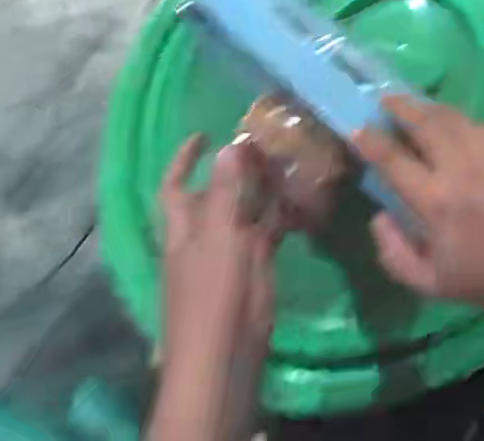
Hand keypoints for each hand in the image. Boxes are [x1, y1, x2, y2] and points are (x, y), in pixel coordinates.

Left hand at [153, 136, 280, 440]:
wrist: (226, 351)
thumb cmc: (212, 291)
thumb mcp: (219, 236)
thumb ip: (226, 192)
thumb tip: (230, 146)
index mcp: (184, 229)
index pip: (176, 186)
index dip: (184, 160)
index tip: (203, 133)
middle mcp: (206, 234)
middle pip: (218, 192)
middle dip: (238, 167)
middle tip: (269, 140)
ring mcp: (232, 249)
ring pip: (249, 207)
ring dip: (266, 185)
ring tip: (293, 159)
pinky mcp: (257, 262)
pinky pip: (271, 228)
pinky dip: (285, 211)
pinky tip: (307, 196)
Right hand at [351, 97, 483, 307]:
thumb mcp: (429, 283)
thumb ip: (393, 253)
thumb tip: (378, 215)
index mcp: (436, 201)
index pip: (394, 160)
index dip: (371, 141)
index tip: (358, 129)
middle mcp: (459, 166)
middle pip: (423, 123)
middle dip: (399, 107)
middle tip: (383, 101)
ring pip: (449, 115)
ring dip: (425, 107)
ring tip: (410, 105)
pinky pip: (471, 123)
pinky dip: (453, 120)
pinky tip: (446, 125)